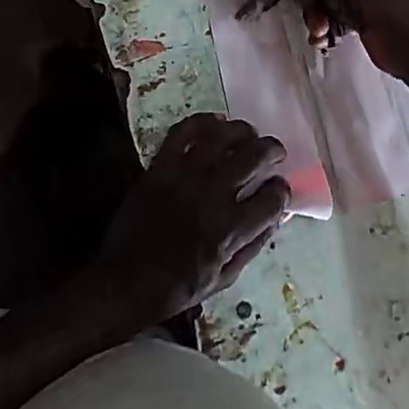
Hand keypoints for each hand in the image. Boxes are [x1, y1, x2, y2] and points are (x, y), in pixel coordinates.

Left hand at [90, 113, 290, 324]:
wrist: (126, 280)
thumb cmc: (178, 287)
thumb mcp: (225, 277)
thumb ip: (254, 245)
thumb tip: (278, 217)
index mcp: (232, 228)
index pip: (273, 198)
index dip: (282, 190)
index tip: (280, 187)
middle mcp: (213, 195)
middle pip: (254, 157)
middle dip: (272, 151)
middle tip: (275, 152)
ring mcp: (185, 176)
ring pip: (222, 137)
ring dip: (243, 131)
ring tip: (249, 134)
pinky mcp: (161, 166)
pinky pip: (184, 132)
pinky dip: (202, 122)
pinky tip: (215, 123)